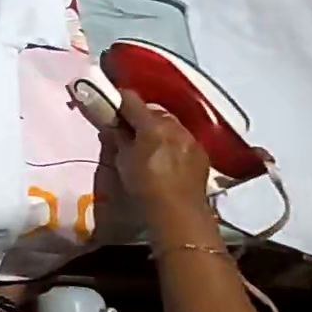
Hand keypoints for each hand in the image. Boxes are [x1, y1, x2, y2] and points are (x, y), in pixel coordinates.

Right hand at [104, 89, 211, 222]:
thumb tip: (113, 126)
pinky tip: (166, 158)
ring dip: (158, 129)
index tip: (109, 103)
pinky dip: (172, 143)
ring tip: (148, 144)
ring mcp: (191, 139)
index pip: (132, 100)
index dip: (118, 99)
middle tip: (127, 129)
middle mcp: (175, 126)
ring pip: (170, 125)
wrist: (179, 212)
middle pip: (153, 111)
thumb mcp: (122, 161)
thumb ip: (118, 138)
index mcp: (152, 124)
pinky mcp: (201, 154)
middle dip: (140, 116)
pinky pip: (183, 140)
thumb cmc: (144, 185)